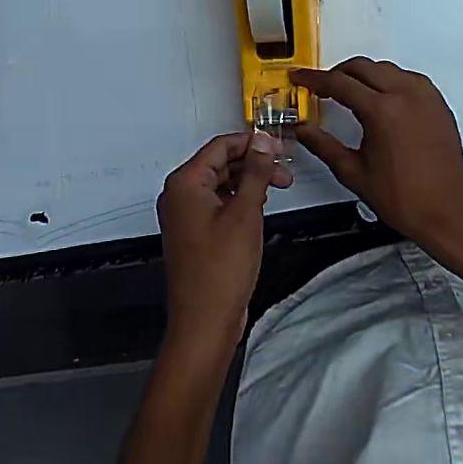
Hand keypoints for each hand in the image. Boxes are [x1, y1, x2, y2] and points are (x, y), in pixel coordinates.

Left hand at [155, 132, 290, 352]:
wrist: (204, 321)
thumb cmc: (219, 272)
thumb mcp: (245, 213)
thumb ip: (256, 173)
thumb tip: (263, 144)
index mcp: (184, 183)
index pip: (219, 146)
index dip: (250, 142)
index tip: (277, 146)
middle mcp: (178, 194)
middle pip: (218, 163)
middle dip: (252, 163)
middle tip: (284, 171)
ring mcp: (184, 214)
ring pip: (219, 183)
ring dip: (248, 181)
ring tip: (278, 187)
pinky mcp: (193, 231)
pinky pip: (216, 202)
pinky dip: (238, 199)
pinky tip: (258, 205)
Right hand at [291, 57, 462, 252]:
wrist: (445, 214)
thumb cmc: (407, 199)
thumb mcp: (352, 172)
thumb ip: (322, 145)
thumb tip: (304, 130)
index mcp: (383, 112)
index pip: (339, 82)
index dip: (314, 78)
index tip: (302, 77)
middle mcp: (407, 98)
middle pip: (363, 67)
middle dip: (338, 73)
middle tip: (322, 85)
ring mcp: (426, 99)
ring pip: (387, 68)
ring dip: (365, 74)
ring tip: (350, 90)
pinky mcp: (439, 105)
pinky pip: (409, 78)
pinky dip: (390, 80)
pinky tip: (382, 94)